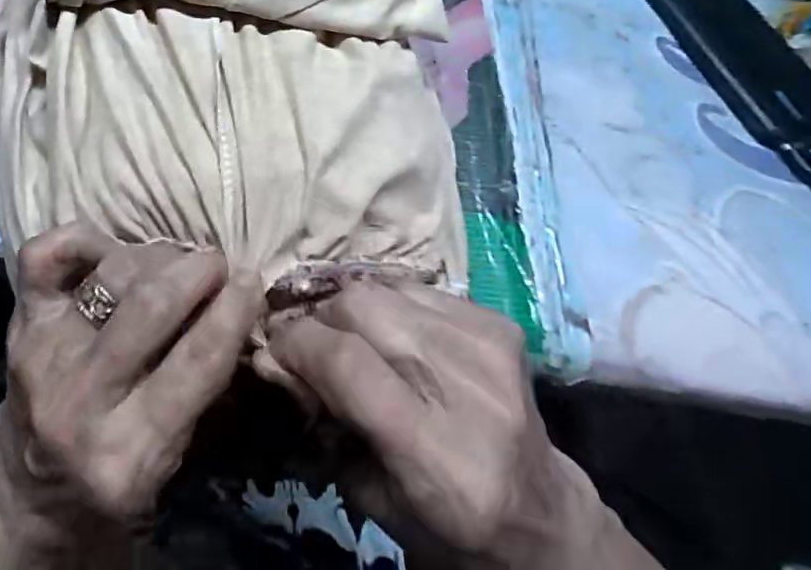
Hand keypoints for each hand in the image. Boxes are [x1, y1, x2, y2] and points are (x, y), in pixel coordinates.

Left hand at [0, 225, 263, 568]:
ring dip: (155, 255)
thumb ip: (206, 386)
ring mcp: (42, 354)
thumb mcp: (173, 454)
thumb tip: (239, 304)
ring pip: (109, 275)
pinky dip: (83, 238)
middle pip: (149, 307)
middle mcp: (79, 401)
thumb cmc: (117, 471)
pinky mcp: (19, 321)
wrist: (32, 484)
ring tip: (174, 260)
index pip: (194, 365)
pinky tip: (112, 249)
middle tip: (216, 262)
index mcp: (129, 453)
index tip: (251, 280)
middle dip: (195, 272)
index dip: (231, 313)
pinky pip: (44, 255)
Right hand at [264, 283, 657, 569]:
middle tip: (309, 346)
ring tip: (347, 337)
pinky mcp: (498, 323)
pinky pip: (410, 287)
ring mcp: (490, 348)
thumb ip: (318, 418)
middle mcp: (472, 391)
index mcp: (442, 457)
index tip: (274, 351)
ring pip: (381, 288)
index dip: (296, 344)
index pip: (347, 362)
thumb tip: (269, 355)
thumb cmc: (447, 523)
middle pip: (362, 308)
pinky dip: (384, 304)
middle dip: (319, 320)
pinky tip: (389, 334)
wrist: (542, 515)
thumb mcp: (370, 493)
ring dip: (349, 310)